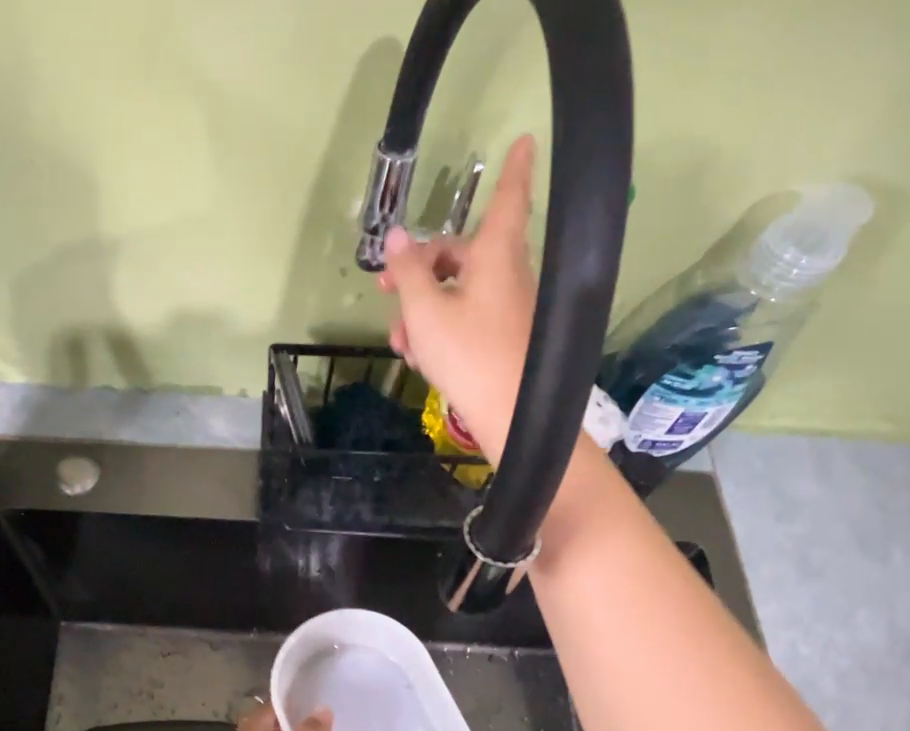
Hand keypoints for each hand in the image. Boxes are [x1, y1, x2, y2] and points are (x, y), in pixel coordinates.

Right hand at [377, 135, 539, 466]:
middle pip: (459, 253)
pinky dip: (440, 327)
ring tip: (401, 341)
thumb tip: (397, 236)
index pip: (508, 199)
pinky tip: (419, 356)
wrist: (512, 413)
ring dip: (422, 308)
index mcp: (495, 256)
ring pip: (457, 290)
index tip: (525, 139)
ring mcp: (509, 305)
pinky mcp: (506, 334)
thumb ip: (407, 271)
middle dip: (419, 269)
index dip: (514, 169)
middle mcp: (507, 273)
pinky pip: (466, 316)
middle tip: (384, 290)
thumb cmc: (468, 354)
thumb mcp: (424, 312)